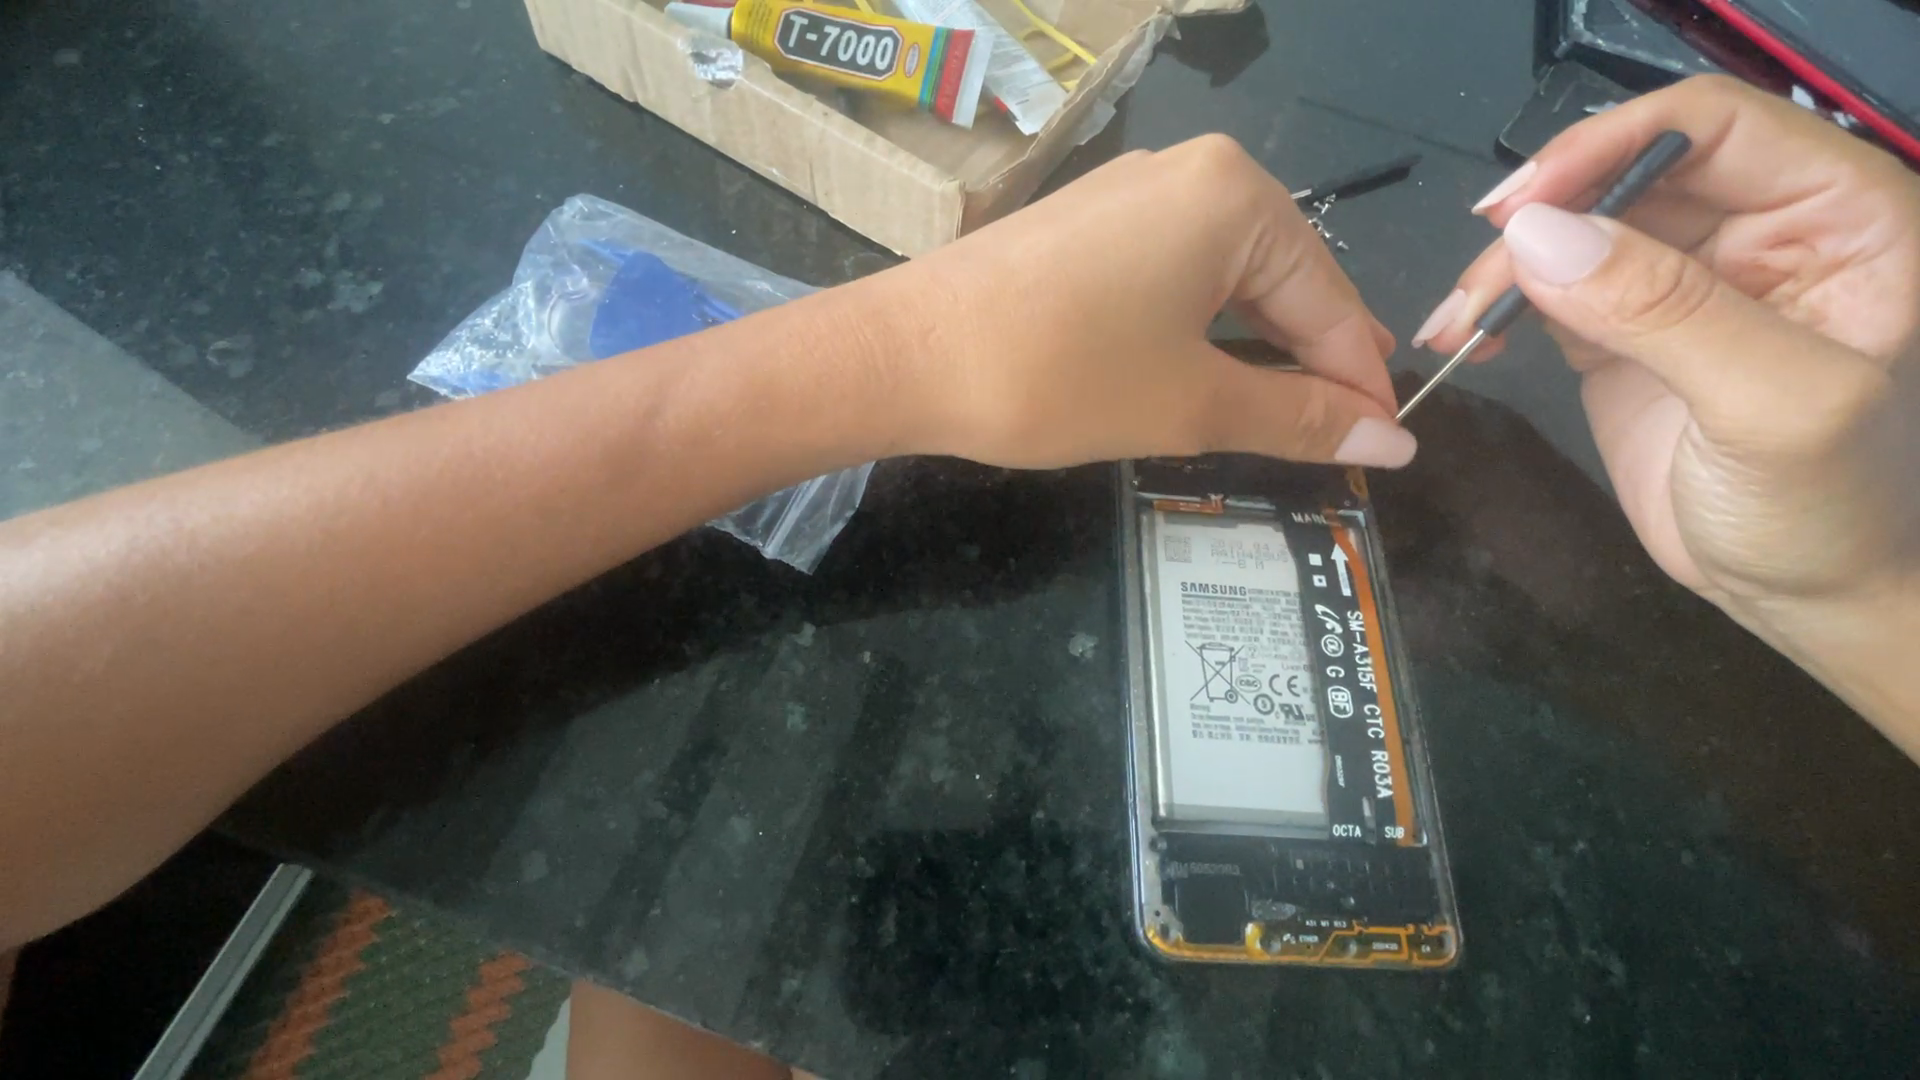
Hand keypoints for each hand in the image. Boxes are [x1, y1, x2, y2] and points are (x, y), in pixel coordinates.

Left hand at [864, 136, 1410, 469]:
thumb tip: (1396, 436)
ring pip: (1220, 283)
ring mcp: (1127, 196)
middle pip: (1279, 283)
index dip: (1360, 380)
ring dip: (1250, 350)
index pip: (1329, 301)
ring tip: (1277, 412)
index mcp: (1234, 198)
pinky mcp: (1083, 227)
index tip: (1388, 439)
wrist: (906, 357)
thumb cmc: (1058, 378)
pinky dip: (1193, 331)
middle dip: (1307, 362)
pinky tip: (1199, 370)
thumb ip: (1297, 418)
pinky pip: (1167, 279)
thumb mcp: (1190, 404)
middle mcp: (1187, 174)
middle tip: (1336, 433)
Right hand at [1416, 76, 1919, 624]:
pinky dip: (1493, 311)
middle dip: (1531, 229)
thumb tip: (1534, 239)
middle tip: (1467, 298)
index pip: (1710, 130)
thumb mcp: (1766, 402)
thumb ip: (1663, 310)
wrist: (1786, 583)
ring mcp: (1674, 284)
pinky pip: (1543, 294)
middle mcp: (1752, 233)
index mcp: (1833, 217)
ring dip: (1496, 276)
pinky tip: (1465, 341)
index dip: (1607, 148)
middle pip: (1618, 182)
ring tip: (1450, 332)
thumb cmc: (1820, 500)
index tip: (1513, 211)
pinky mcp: (1613, 332)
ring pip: (1567, 237)